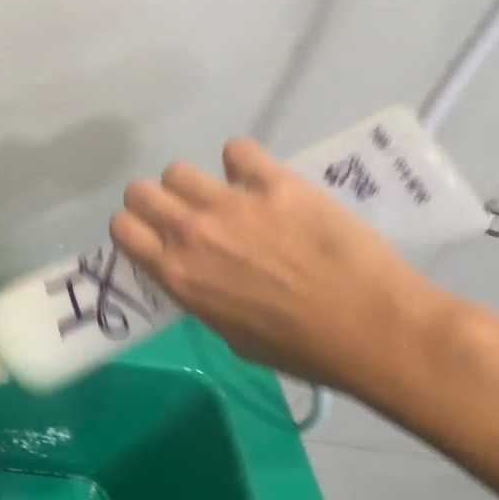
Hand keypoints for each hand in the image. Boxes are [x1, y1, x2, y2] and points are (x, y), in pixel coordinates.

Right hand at [110, 138, 450, 389]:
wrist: (376, 330)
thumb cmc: (303, 349)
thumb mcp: (229, 334)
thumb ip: (198, 293)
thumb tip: (196, 272)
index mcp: (177, 273)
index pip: (122, 227)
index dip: (135, 229)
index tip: (155, 237)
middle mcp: (191, 232)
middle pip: (141, 191)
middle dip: (157, 202)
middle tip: (187, 216)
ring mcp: (232, 204)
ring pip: (179, 170)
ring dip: (196, 185)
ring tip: (225, 199)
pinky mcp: (274, 183)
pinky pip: (237, 150)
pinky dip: (243, 162)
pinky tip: (259, 180)